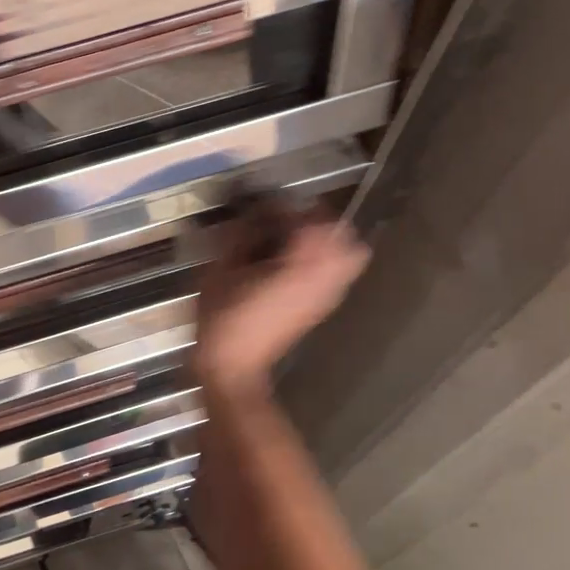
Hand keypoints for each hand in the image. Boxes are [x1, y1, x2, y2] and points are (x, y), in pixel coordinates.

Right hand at [194, 208, 369, 397]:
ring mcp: (327, 295)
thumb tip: (255, 213)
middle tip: (282, 217)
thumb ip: (242, 237)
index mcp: (297, 269)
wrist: (235, 364)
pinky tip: (293, 260)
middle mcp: (323, 281)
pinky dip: (324, 257)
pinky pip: (338, 272)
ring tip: (290, 236)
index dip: (283, 207)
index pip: (307, 222)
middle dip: (315, 219)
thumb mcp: (220, 270)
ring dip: (324, 238)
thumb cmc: (221, 316)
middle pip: (342, 236)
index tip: (261, 204)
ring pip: (348, 254)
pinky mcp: (322, 305)